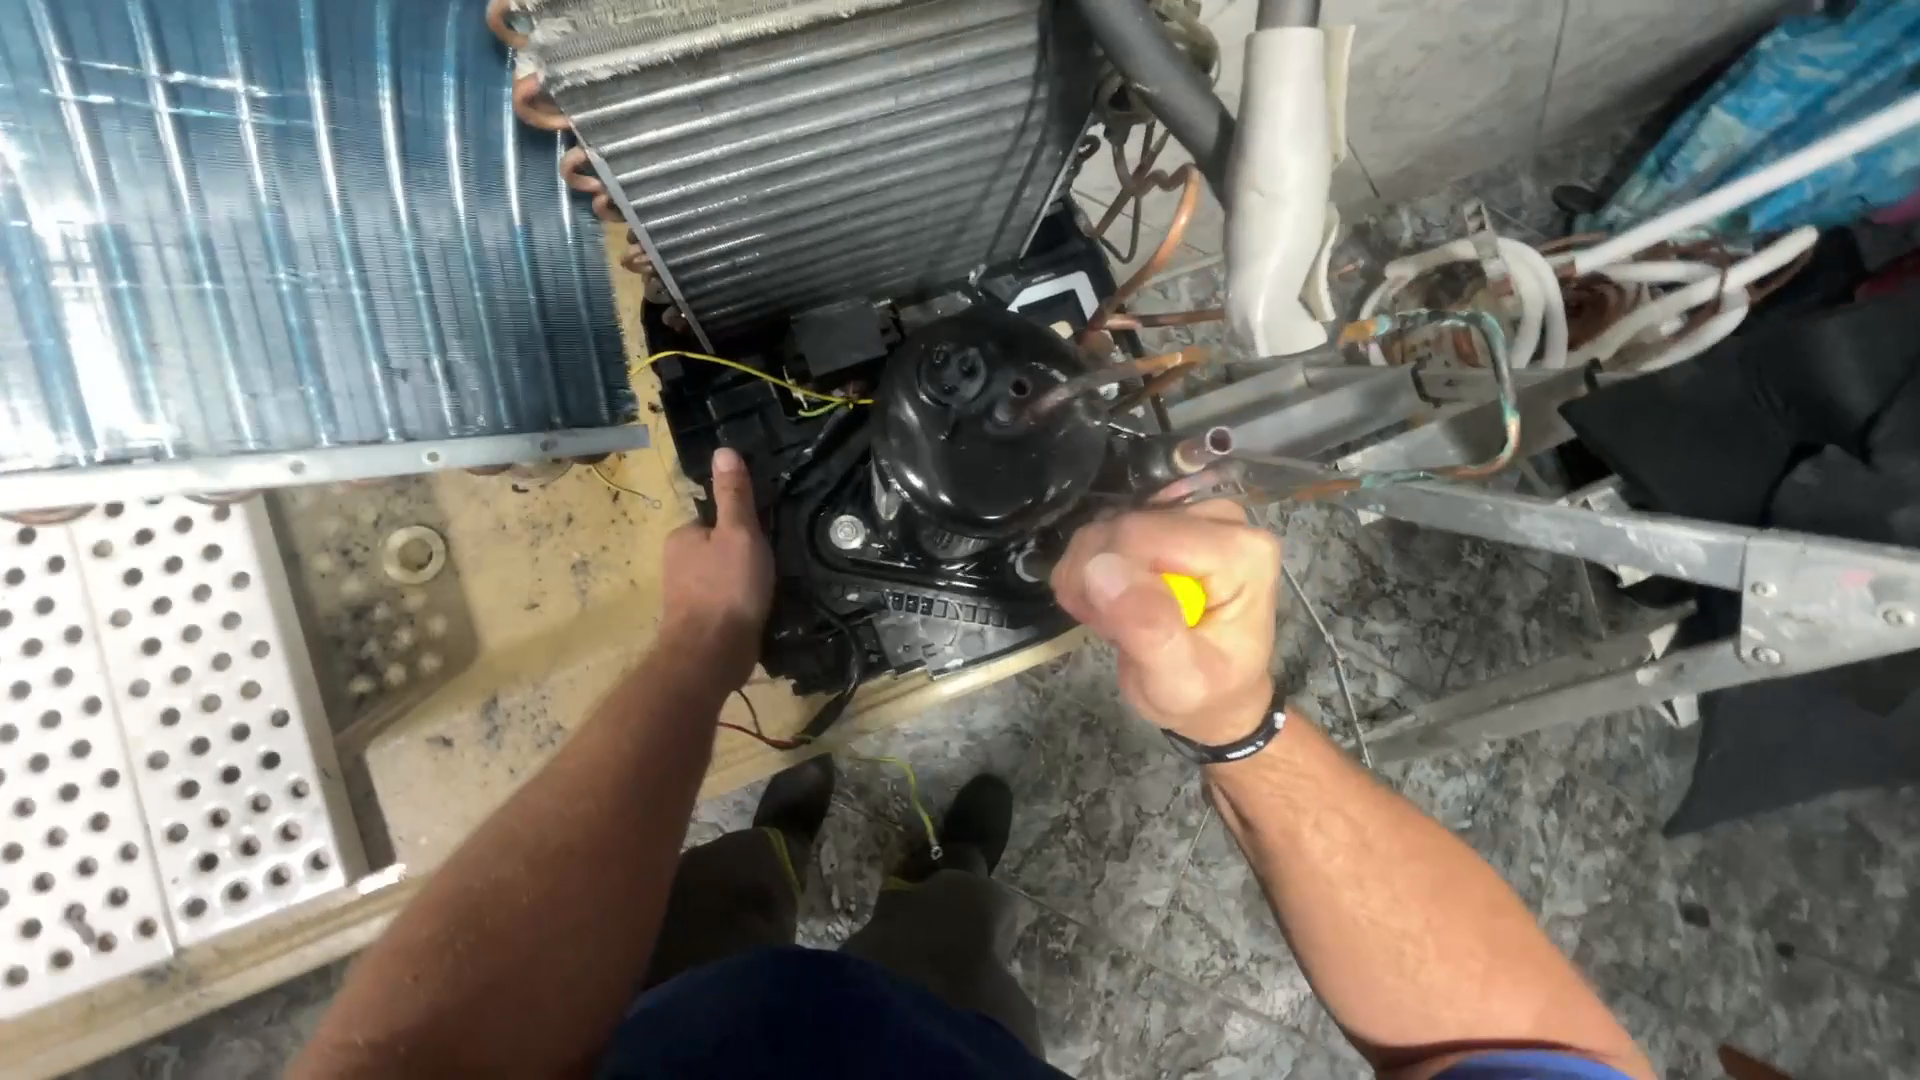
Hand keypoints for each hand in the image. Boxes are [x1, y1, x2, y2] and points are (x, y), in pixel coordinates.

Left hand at [661, 448, 773, 682]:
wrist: (711, 655)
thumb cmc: (727, 588)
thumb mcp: (739, 533)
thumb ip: (734, 495)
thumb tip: (724, 450)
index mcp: (682, 536)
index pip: (716, 520)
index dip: (743, 528)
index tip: (764, 540)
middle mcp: (676, 563)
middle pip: (719, 550)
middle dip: (743, 558)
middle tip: (770, 567)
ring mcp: (685, 596)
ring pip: (722, 578)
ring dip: (743, 584)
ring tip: (767, 592)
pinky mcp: (698, 623)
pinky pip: (725, 603)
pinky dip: (740, 605)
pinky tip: (757, 613)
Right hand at [1051, 502, 1281, 746]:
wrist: (1216, 698)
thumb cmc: (1204, 694)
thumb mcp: (1180, 682)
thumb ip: (1150, 629)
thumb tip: (1102, 570)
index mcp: (1240, 552)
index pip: (1138, 535)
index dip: (1105, 577)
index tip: (1107, 627)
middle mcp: (1221, 520)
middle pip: (1120, 525)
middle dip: (1097, 579)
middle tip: (1112, 629)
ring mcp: (1193, 514)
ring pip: (1104, 524)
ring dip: (1091, 577)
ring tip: (1115, 620)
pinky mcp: (1166, 517)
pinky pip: (1103, 527)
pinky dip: (1092, 566)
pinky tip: (1112, 600)